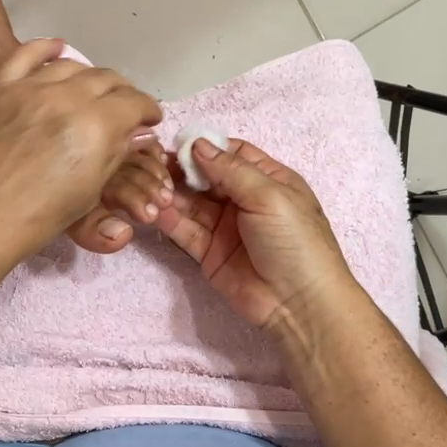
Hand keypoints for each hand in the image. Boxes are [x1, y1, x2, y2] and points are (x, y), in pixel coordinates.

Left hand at [0, 39, 163, 265]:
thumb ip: (115, 155)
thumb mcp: (90, 192)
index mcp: (97, 125)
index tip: (150, 119)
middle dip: (122, 93)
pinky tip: (58, 49)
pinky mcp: (0, 88)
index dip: (147, 110)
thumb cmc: (38, 218)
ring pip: (72, 66)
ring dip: (89, 76)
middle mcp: (67, 97)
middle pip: (106, 79)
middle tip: (125, 108)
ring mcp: (31, 88)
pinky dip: (46, 49)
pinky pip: (26, 56)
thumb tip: (135, 132)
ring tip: (93, 89)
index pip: (134, 103)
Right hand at [155, 138, 361, 335]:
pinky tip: (153, 209)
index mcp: (268, 180)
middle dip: (181, 171)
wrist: (298, 302)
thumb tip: (198, 144)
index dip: (205, 148)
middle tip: (153, 166)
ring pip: (191, 204)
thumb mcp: (269, 196)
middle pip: (206, 178)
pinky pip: (185, 231)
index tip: (177, 145)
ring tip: (148, 187)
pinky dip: (169, 220)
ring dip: (171, 195)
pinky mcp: (208, 252)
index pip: (231, 154)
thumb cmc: (295, 241)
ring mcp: (224, 227)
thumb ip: (231, 170)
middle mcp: (244, 200)